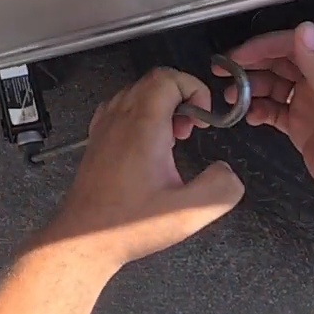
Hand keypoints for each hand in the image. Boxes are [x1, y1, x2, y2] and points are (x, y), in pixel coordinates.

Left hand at [35, 68, 245, 270]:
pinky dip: (142, 116)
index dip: (194, 88)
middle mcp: (119, 119)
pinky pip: (121, 109)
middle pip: (153, 81)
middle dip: (182, 97)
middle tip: (192, 128)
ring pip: (136, 92)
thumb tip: (228, 171)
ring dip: (161, 106)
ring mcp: (104, 127)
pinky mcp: (97, 139)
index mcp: (142, 126)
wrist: (86, 236)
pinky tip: (152, 146)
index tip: (204, 116)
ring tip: (175, 138)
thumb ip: (222, 187)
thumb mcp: (190, 213)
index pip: (167, 78)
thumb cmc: (127, 224)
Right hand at [222, 22, 313, 220]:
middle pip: (278, 64)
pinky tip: (248, 117)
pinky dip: (256, 111)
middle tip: (222, 72)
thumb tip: (305, 29)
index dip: (263, 47)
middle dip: (249, 66)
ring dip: (249, 89)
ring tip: (232, 99)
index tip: (236, 57)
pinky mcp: (301, 128)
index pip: (294, 47)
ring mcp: (311, 107)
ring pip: (271, 87)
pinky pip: (272, 112)